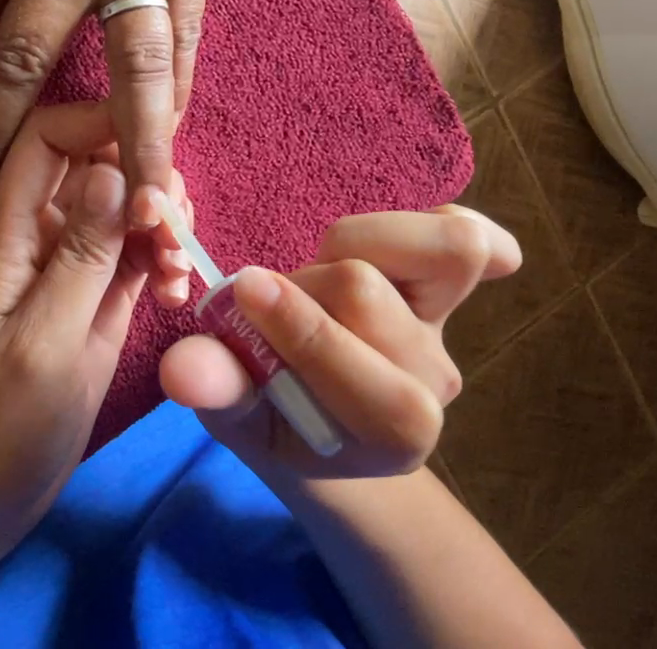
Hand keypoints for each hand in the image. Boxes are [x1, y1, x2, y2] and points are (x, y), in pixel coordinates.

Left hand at [0, 103, 154, 553]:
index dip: (99, 124)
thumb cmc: (3, 425)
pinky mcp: (99, 297)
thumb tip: (111, 169)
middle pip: (98, 162)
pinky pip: (138, 252)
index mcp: (12, 232)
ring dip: (163, 223)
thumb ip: (80, 256)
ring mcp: (74, 266)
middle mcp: (44, 235)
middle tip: (175, 231)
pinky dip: (164, 260)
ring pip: (126, 206)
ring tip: (177, 272)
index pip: (47, 137)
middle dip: (146, 179)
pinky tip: (177, 294)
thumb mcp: (46, 342)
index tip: (156, 157)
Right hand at [159, 207, 520, 480]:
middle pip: (364, 290)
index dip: (296, 322)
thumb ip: (216, 388)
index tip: (243, 291)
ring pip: (443, 249)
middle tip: (265, 302)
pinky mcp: (454, 289)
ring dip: (365, 241)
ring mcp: (446, 331)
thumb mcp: (234, 414)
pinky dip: (445, 222)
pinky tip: (412, 237)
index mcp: (388, 434)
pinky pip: (476, 238)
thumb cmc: (273, 417)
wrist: (323, 422)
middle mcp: (432, 382)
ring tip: (324, 265)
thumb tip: (179, 369)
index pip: (350, 360)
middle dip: (299, 285)